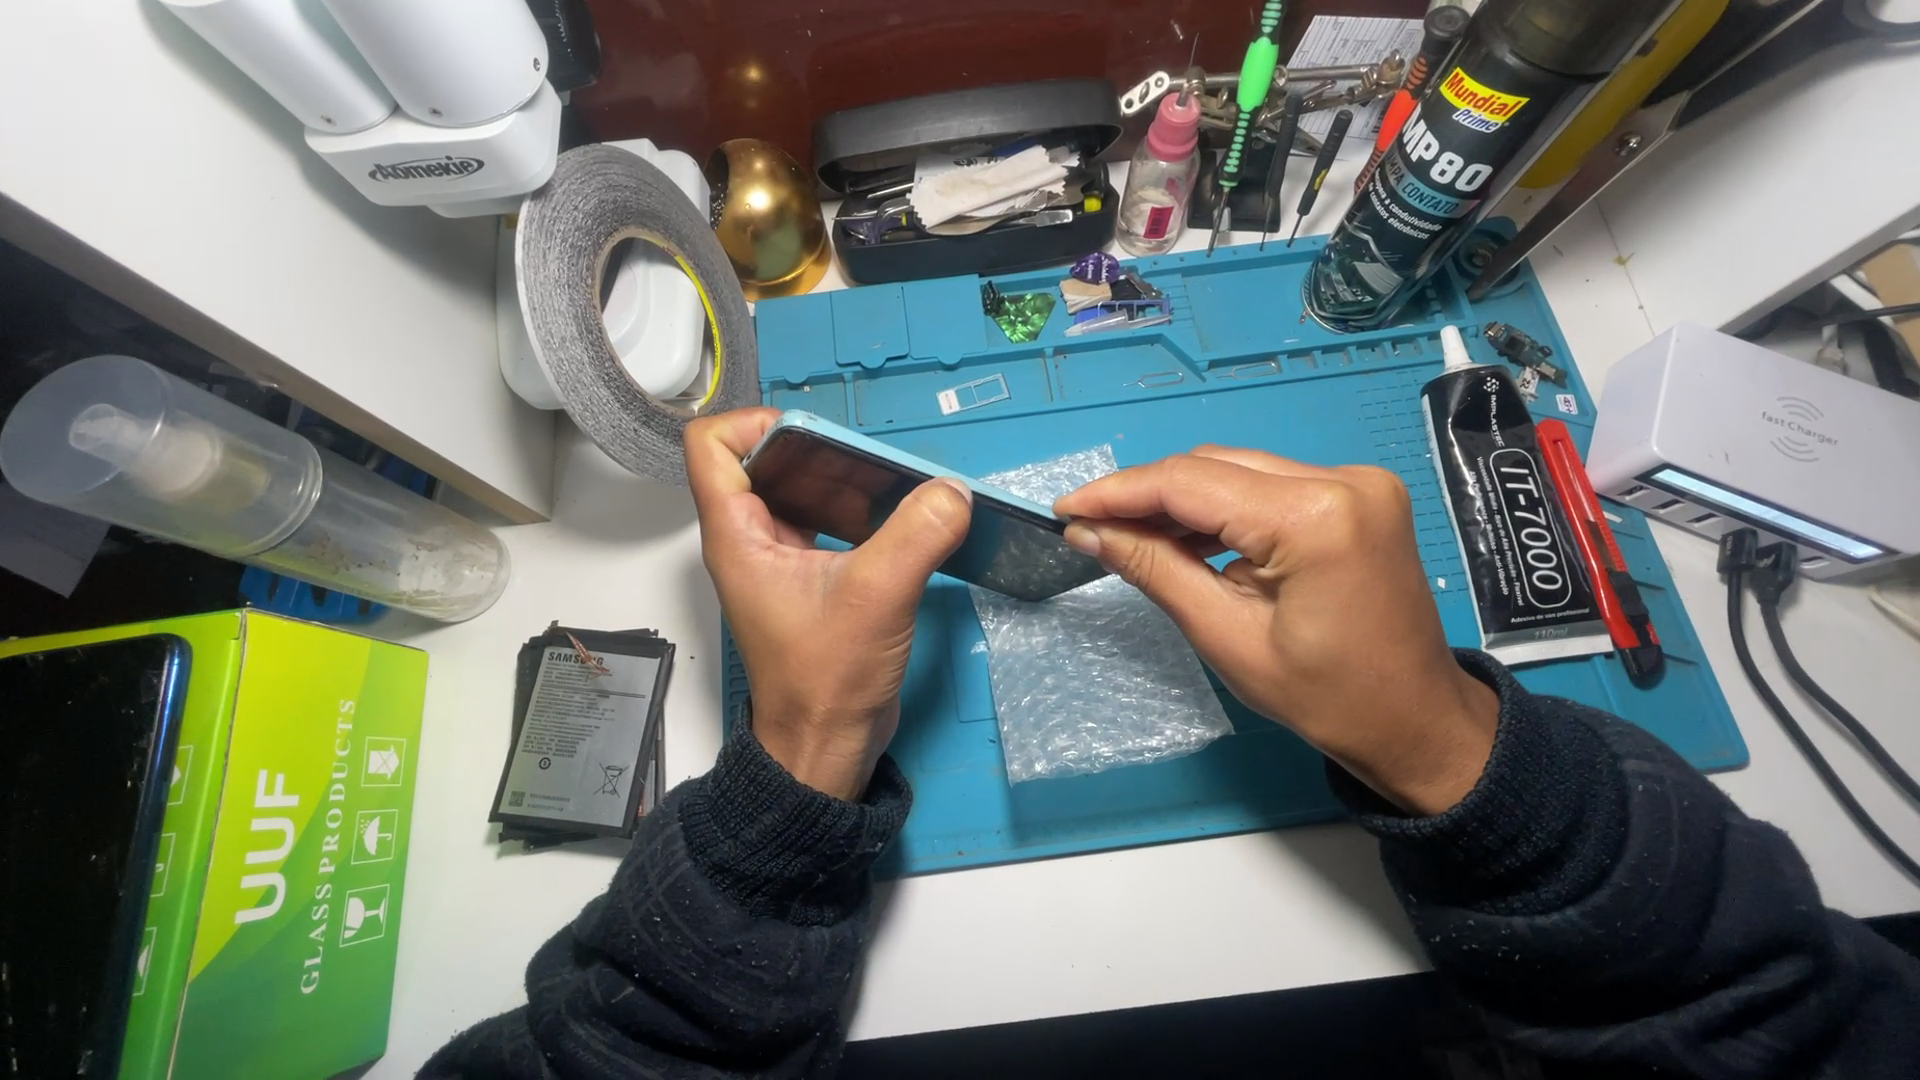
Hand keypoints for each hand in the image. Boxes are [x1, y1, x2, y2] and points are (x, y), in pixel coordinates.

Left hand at [684, 408, 972, 799]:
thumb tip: (953, 490)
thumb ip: (918, 534)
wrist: (827, 746)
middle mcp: (749, 541)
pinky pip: (823, 525)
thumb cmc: (829, 675)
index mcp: (737, 535)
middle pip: (763, 462)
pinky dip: (855, 512)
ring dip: (841, 480)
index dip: (754, 423)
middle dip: (816, 450)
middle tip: (870, 462)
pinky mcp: (808, 582)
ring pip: (797, 493)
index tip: (816, 437)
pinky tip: (895, 518)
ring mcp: (778, 562)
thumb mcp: (877, 595)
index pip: (711, 446)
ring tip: (891, 483)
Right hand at [1053, 447, 1499, 815]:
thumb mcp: (1224, 636)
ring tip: (1128, 536)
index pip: (1190, 483)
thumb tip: (1087, 531)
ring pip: (1235, 470)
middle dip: (1144, 495)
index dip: (1118, 493)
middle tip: (1089, 527)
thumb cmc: (1323, 696)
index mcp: (1314, 517)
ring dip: (1178, 501)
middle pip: (1212, 467)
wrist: (1414, 719)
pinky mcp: (1354, 494)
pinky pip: (1264, 485)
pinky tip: (1183, 538)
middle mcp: (1341, 479)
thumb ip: (1153, 569)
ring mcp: (1354, 481)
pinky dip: (1218, 508)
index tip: (1065, 508)